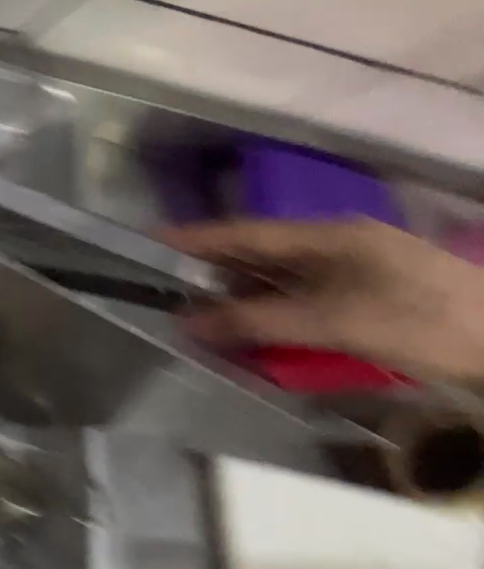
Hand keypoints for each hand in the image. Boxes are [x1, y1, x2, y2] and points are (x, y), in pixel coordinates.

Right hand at [162, 218, 483, 381]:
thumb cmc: (423, 322)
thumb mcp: (331, 323)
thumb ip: (252, 322)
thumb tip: (182, 323)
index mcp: (328, 237)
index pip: (241, 233)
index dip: (192, 239)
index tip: (145, 242)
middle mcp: (339, 246)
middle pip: (258, 257)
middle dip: (213, 278)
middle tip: (168, 296)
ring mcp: (359, 270)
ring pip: (281, 282)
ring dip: (245, 303)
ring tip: (207, 323)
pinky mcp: (374, 296)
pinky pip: (304, 300)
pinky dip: (276, 315)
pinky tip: (262, 334)